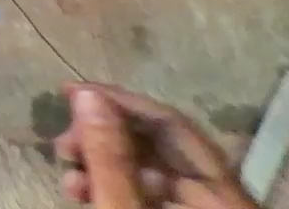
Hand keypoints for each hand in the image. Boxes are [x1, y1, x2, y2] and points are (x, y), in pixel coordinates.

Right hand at [55, 82, 254, 208]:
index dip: (118, 100)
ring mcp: (205, 207)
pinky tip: (83, 188)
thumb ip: (109, 158)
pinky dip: (114, 182)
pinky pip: (149, 188)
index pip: (172, 123)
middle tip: (62, 142)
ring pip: (148, 167)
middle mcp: (225, 197)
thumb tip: (86, 94)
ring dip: (101, 160)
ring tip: (67, 170)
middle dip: (101, 134)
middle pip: (158, 144)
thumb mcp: (124, 208)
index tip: (68, 91)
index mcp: (226, 194)